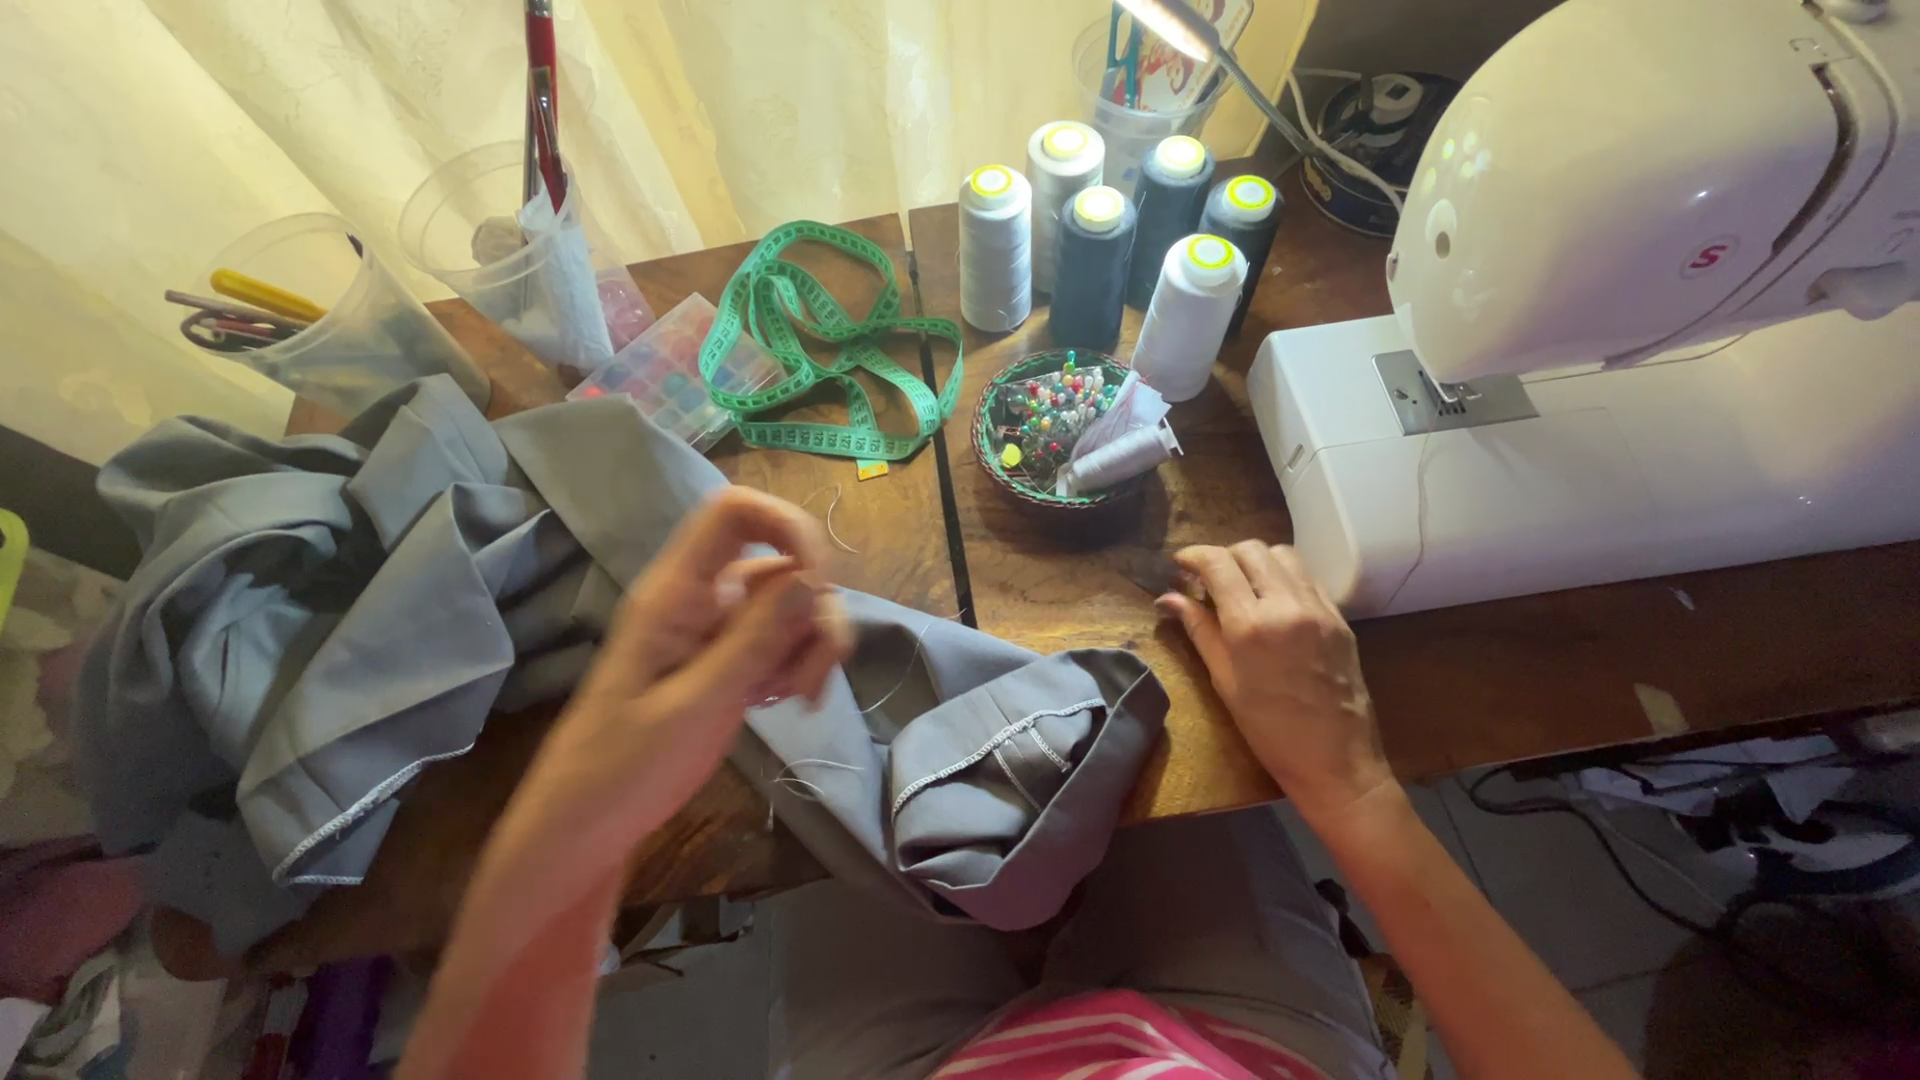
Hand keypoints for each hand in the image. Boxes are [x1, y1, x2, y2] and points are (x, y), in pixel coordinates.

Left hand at [516, 487, 853, 850]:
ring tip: (793, 700)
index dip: (787, 526)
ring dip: (812, 647)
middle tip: (805, 682)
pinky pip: (786, 640)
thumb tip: (812, 579)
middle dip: (814, 616)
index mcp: (677, 592)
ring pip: (795, 606)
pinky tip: (781, 704)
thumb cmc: (624, 766)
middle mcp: (704, 598)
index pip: (734, 512)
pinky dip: (799, 665)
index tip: (819, 583)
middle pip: (784, 566)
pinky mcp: (732, 660)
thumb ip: (754, 639)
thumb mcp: (695, 704)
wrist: (588, 825)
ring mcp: (721, 629)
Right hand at [1156, 541, 1394, 823]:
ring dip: (1255, 561)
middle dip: (1223, 556)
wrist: (1335, 759)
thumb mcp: (1223, 680)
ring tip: (1242, 585)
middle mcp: (1286, 605)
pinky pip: (1306, 577)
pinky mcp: (1339, 617)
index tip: (1180, 564)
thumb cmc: (1268, 729)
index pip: (1218, 563)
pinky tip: (1272, 600)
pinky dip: (1283, 575)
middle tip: (1208, 578)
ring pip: (1282, 555)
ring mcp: (1318, 608)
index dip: (1193, 556)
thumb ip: (1198, 630)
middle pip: (1250, 550)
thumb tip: (1167, 598)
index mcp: (1250, 625)